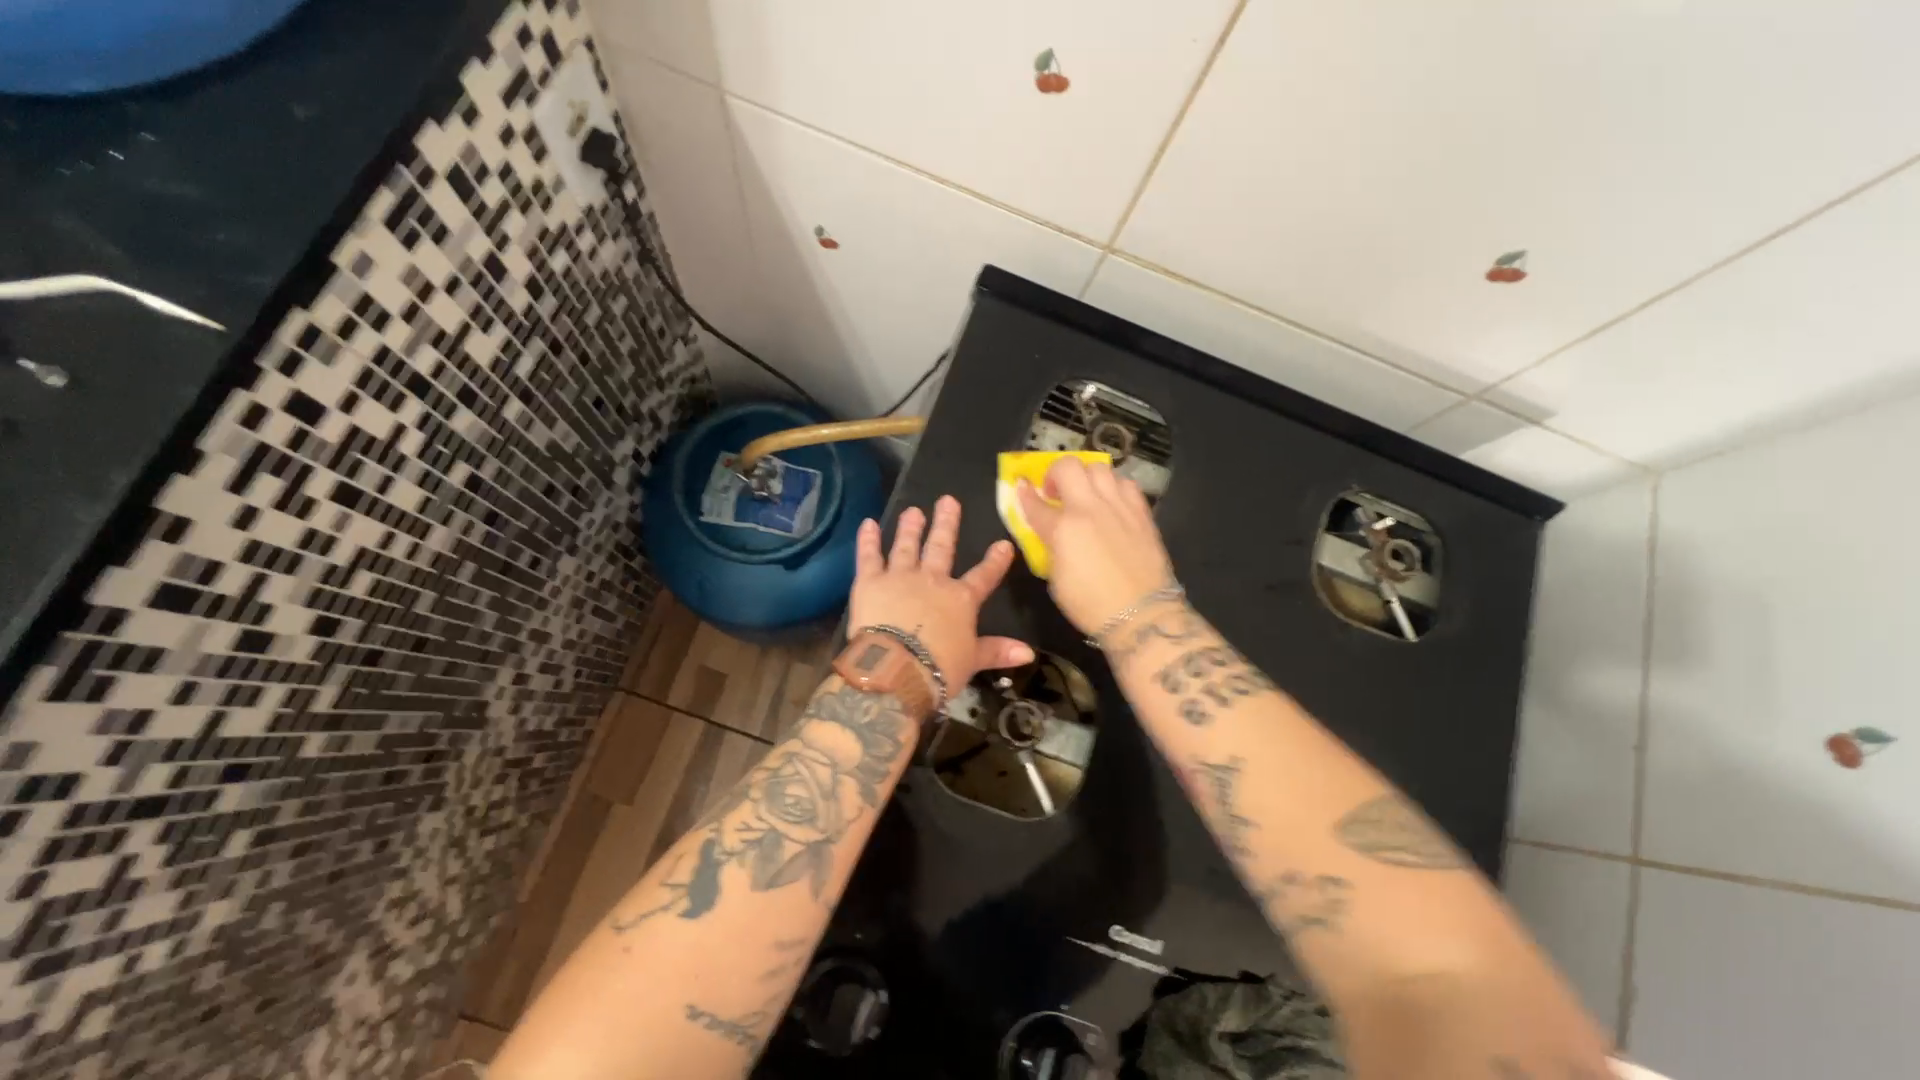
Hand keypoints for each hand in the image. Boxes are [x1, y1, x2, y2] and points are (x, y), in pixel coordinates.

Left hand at [849, 495, 1032, 695]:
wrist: (896, 669)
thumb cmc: (939, 668)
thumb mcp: (972, 661)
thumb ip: (997, 651)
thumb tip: (1029, 653)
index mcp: (961, 600)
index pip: (983, 576)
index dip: (995, 561)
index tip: (1004, 544)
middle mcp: (932, 580)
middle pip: (941, 548)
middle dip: (946, 524)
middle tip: (948, 500)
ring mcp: (900, 577)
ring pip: (906, 546)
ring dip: (910, 527)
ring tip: (913, 511)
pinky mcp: (870, 582)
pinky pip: (869, 556)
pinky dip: (868, 540)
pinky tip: (868, 523)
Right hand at [1016, 458, 1173, 635]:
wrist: (1141, 614)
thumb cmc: (1091, 605)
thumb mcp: (1056, 579)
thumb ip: (1050, 547)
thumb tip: (1050, 532)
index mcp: (1062, 529)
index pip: (1034, 502)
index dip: (1024, 494)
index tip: (1021, 487)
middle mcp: (1089, 508)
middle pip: (1068, 466)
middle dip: (1055, 473)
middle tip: (1056, 492)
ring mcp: (1118, 507)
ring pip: (1099, 467)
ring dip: (1086, 476)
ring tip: (1086, 493)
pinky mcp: (1141, 512)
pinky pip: (1126, 484)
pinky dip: (1114, 487)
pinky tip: (1112, 502)